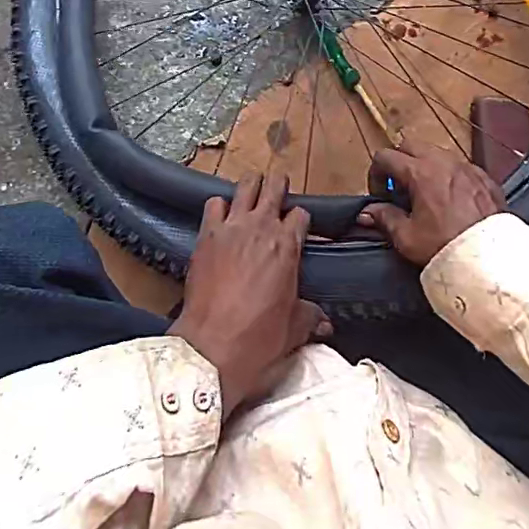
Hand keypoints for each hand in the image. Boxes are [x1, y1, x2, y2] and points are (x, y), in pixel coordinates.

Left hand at [168, 174, 330, 414]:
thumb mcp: (294, 330)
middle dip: (278, 185)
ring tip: (252, 187)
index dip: (300, 219)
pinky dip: (218, 205)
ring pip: (244, 188)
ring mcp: (231, 227)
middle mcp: (261, 229)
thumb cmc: (258, 339)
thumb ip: (309, 317)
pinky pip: (213, 204)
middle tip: (278, 183)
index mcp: (288, 248)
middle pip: (274, 189)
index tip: (298, 224)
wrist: (212, 345)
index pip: (300, 216)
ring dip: (250, 186)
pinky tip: (220, 214)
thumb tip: (323, 321)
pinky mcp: (206, 234)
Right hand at [358, 144, 504, 267]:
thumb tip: (368, 212)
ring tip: (425, 193)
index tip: (381, 194)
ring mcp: (467, 168)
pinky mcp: (486, 179)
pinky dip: (449, 175)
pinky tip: (450, 198)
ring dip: (424, 166)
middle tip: (399, 188)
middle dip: (399, 162)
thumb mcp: (406, 236)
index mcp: (420, 172)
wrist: (493, 261)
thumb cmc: (448, 247)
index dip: (376, 174)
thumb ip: (384, 218)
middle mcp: (444, 163)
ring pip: (437, 153)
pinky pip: (460, 166)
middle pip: (410, 145)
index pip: (385, 156)